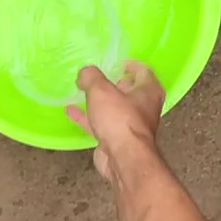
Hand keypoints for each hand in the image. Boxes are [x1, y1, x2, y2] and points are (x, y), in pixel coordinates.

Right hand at [66, 63, 164, 179]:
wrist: (123, 157)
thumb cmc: (119, 119)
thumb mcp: (101, 90)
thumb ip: (91, 77)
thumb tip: (84, 73)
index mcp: (148, 91)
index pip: (143, 71)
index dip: (130, 65)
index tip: (116, 63)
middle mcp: (144, 108)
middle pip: (130, 91)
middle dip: (115, 84)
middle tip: (99, 78)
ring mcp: (130, 125)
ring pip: (115, 109)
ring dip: (100, 102)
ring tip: (83, 92)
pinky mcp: (117, 140)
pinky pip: (101, 124)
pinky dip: (88, 117)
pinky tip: (71, 112)